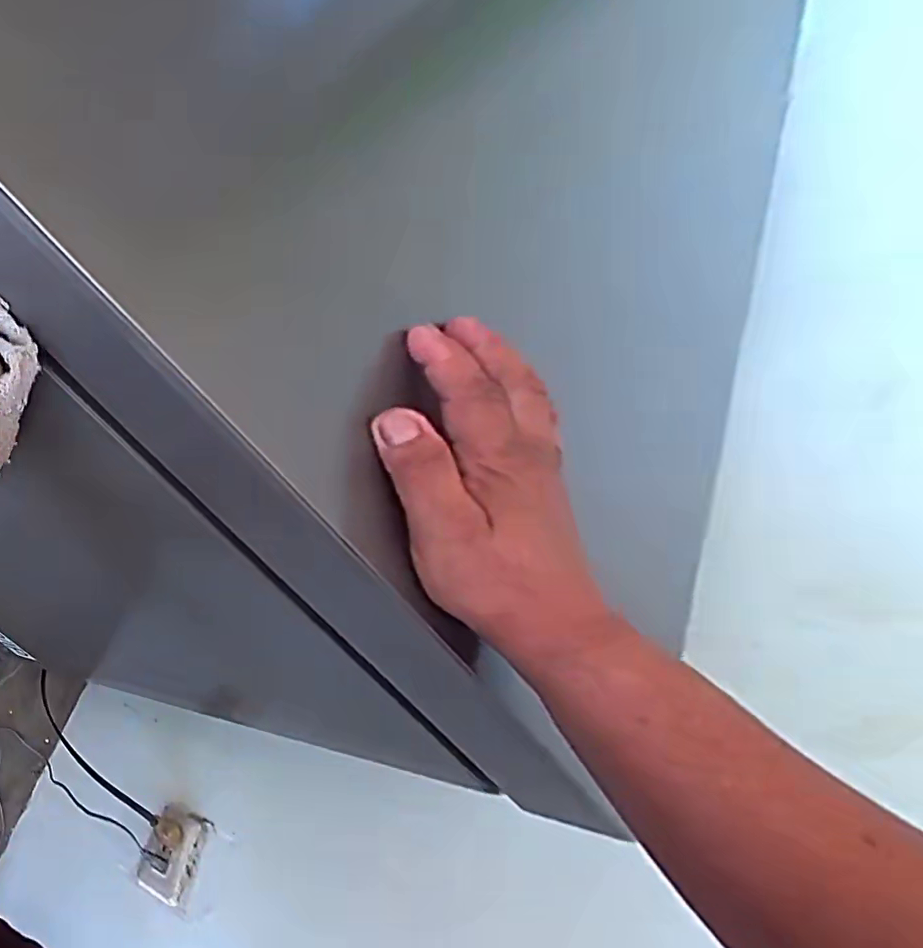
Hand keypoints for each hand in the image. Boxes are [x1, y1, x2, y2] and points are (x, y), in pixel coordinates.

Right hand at [371, 317, 628, 668]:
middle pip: (508, 385)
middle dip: (480, 349)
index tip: (419, 336)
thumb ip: (418, 471)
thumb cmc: (492, 582)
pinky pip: (537, 418)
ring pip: (529, 398)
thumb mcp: (441, 529)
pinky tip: (516, 397)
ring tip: (484, 344)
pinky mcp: (541, 486)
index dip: (443, 361)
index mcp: (498, 460)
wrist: (553, 622)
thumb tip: (395, 421)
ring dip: (505, 364)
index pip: (469, 394)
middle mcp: (526, 455)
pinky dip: (524, 392)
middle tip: (455, 325)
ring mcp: (540, 469)